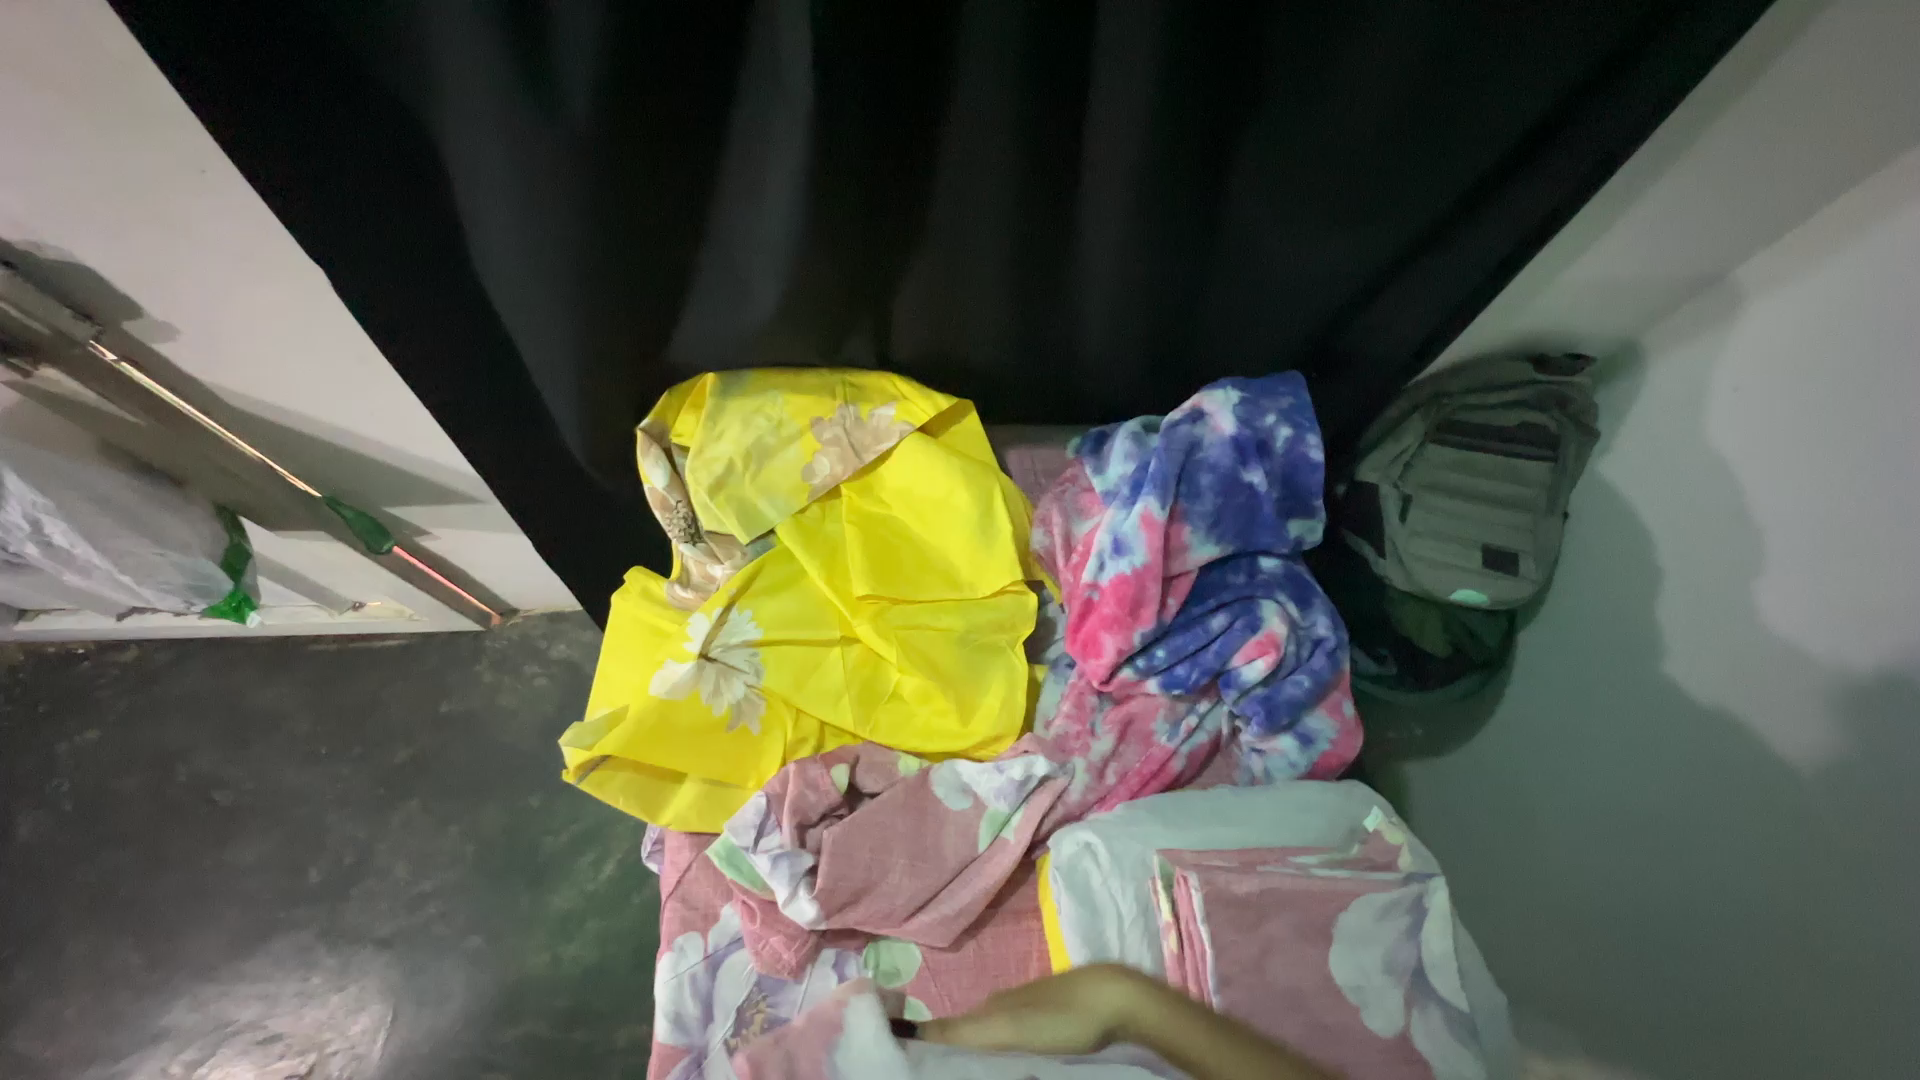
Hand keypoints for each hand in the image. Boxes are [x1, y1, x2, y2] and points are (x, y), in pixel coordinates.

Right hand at [917, 964, 1151, 1055]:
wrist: (1116, 1000)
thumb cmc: (1061, 1017)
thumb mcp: (1009, 1028)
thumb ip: (963, 1032)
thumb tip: (910, 1031)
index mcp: (989, 1007)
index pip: (949, 1031)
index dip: (931, 1047)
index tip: (917, 1067)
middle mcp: (1003, 1006)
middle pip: (969, 1036)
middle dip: (953, 1058)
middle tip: (945, 1075)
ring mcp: (1029, 1013)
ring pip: (994, 1040)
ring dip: (980, 1060)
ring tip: (973, 1074)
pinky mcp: (1051, 1022)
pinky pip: (1016, 1041)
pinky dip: (1005, 1057)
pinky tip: (1011, 1069)